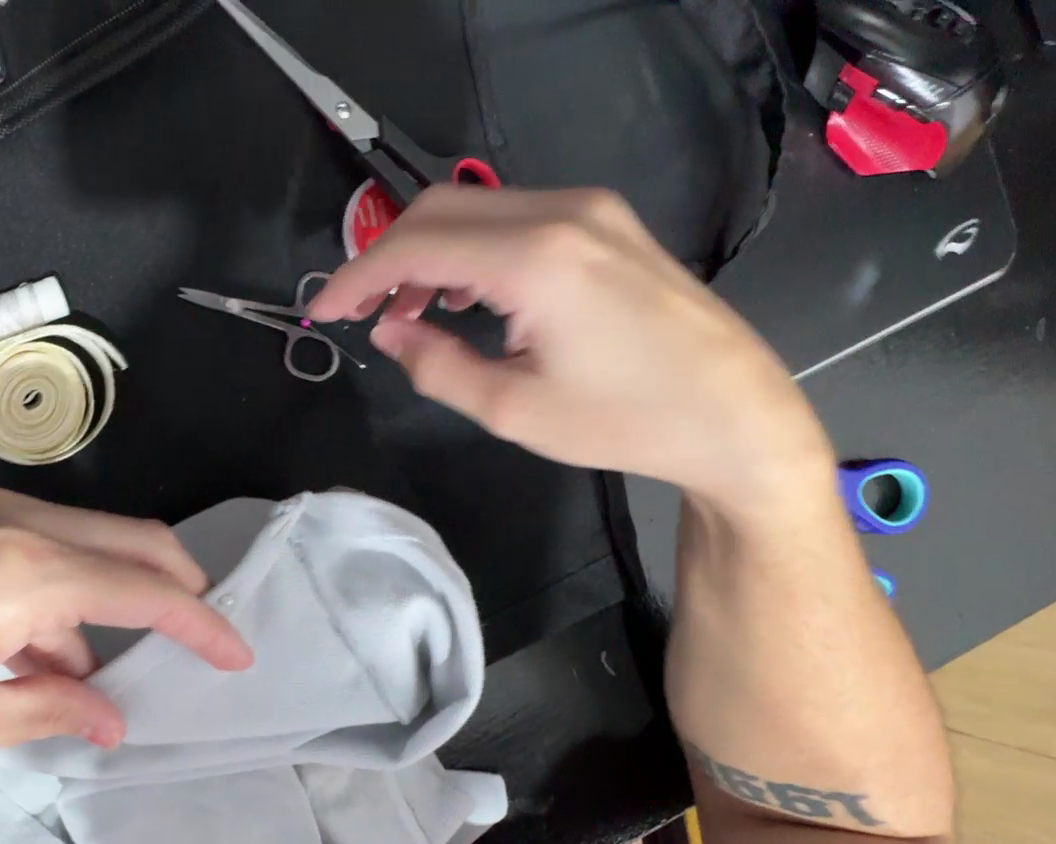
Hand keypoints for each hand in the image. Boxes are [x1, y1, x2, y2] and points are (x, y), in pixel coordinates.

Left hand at [0, 490, 252, 795]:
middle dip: (173, 586)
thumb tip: (111, 715)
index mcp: (25, 573)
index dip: (201, 626)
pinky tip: (28, 646)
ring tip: (77, 674)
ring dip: (103, 596)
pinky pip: (33, 543)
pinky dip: (56, 588)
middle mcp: (10, 520)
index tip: (237, 656)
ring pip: (83, 538)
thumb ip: (54, 709)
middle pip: (130, 539)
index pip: (145, 590)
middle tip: (194, 639)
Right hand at [309, 187, 834, 507]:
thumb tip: (387, 332)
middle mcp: (559, 212)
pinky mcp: (604, 221)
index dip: (355, 278)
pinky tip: (461, 298)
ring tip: (405, 314)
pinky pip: (511, 217)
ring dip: (424, 253)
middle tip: (358, 313)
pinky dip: (468, 250)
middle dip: (383, 258)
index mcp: (534, 259)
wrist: (734, 413)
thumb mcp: (512, 409)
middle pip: (437, 211)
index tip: (322, 313)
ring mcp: (588, 209)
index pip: (414, 247)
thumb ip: (435, 366)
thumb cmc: (623, 421)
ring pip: (472, 209)